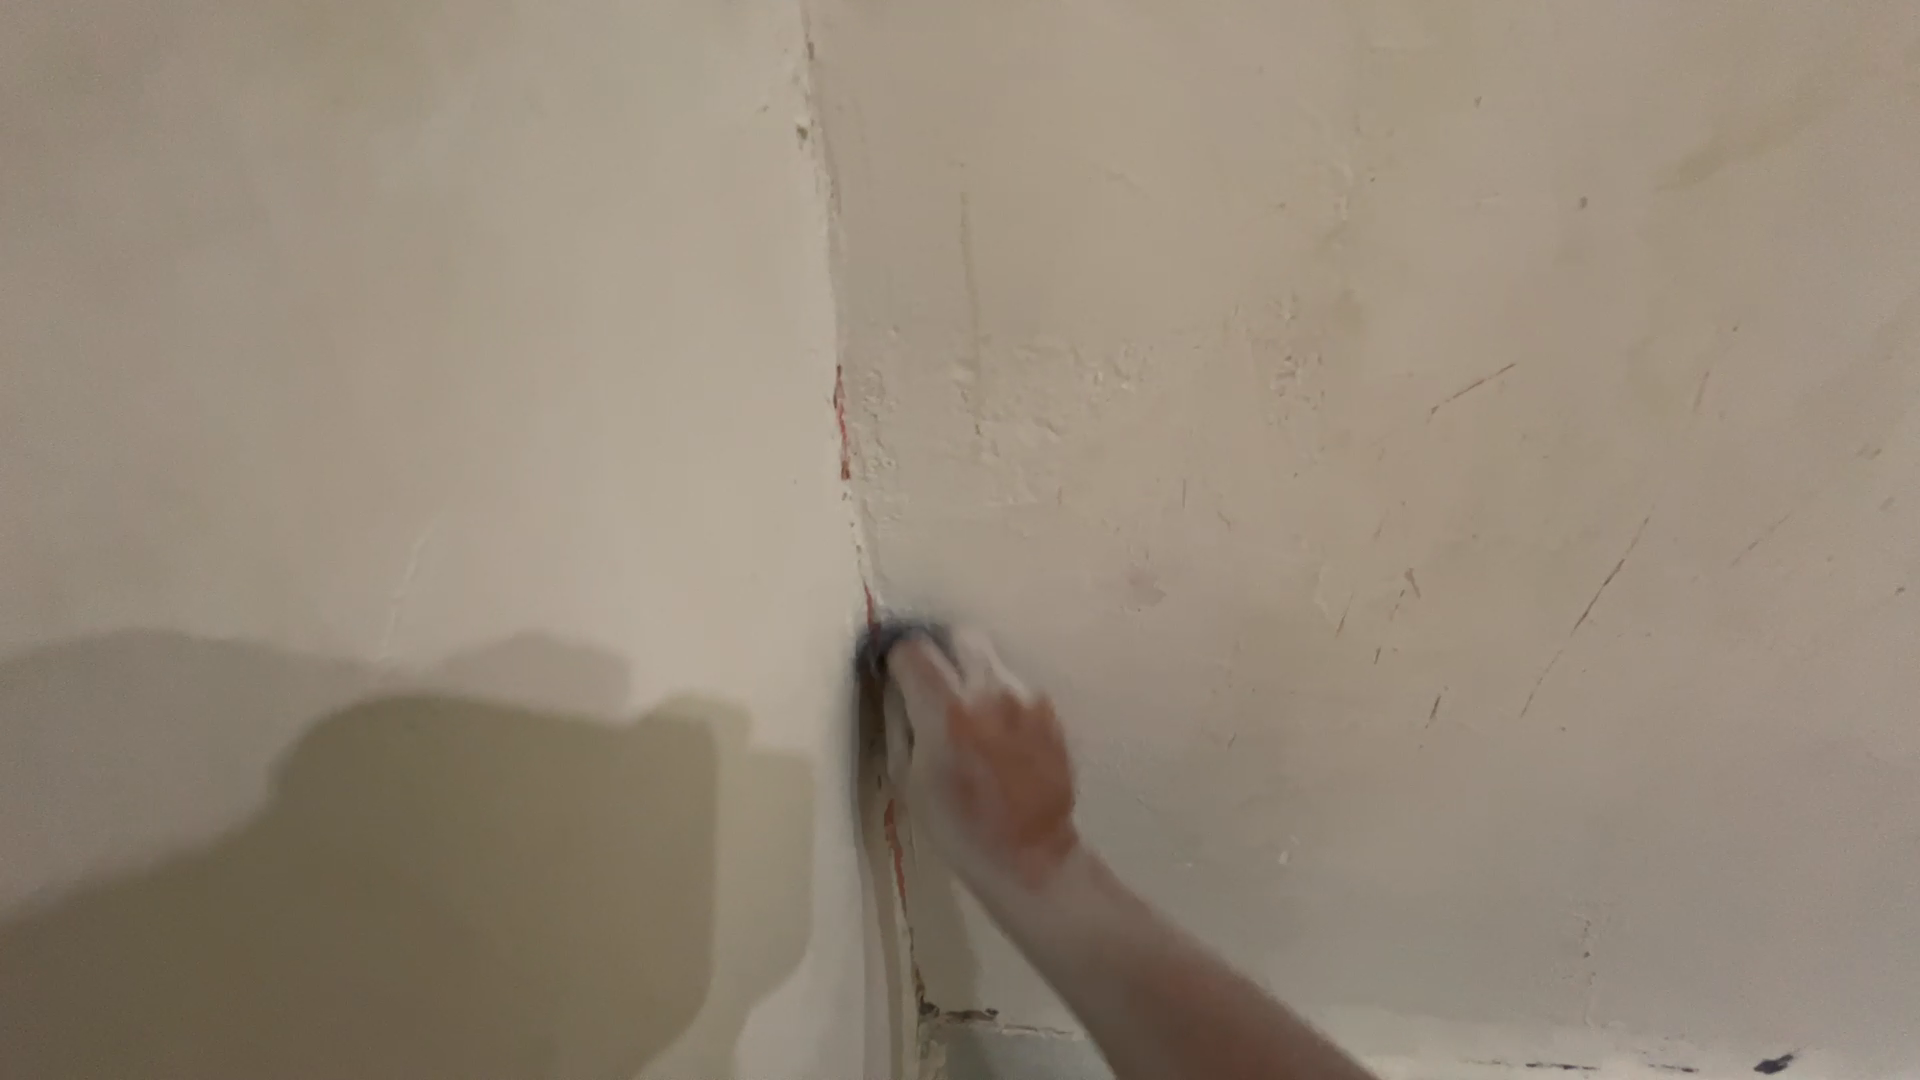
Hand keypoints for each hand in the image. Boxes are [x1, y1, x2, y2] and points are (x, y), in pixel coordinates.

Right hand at [886, 628, 1078, 889]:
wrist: (1030, 856)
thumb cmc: (957, 827)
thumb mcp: (906, 778)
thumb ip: (899, 719)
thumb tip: (896, 682)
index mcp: (948, 711)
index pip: (914, 648)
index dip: (897, 656)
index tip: (895, 673)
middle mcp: (991, 690)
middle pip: (958, 634)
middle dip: (938, 650)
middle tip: (931, 681)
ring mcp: (1026, 696)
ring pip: (988, 657)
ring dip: (969, 674)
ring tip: (967, 715)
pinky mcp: (1048, 708)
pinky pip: (1012, 683)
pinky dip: (996, 696)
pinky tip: (995, 734)